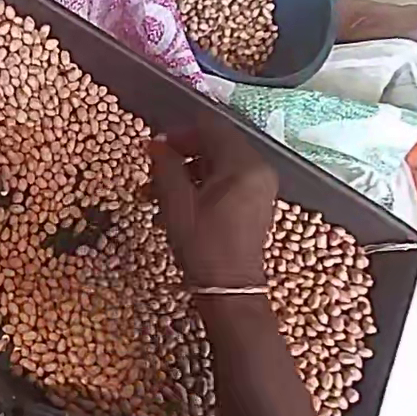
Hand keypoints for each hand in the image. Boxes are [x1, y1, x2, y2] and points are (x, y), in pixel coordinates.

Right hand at [147, 121, 276, 287]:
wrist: (229, 288)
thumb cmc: (202, 245)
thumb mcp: (177, 203)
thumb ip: (166, 166)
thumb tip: (156, 143)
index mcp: (243, 164)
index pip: (211, 128)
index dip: (180, 132)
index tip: (155, 146)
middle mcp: (259, 168)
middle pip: (218, 143)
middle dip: (184, 151)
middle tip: (155, 166)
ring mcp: (261, 185)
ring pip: (221, 162)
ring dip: (190, 168)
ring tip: (161, 188)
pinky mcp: (256, 201)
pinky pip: (229, 179)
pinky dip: (204, 182)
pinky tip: (181, 199)